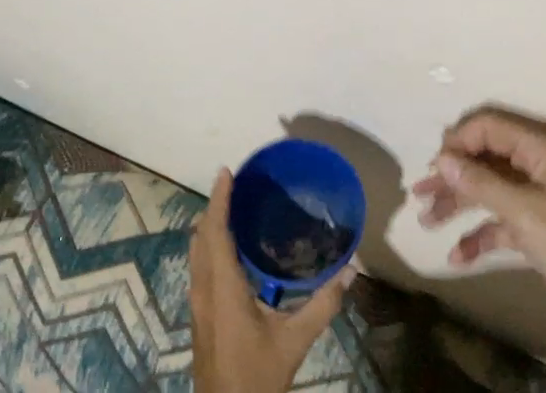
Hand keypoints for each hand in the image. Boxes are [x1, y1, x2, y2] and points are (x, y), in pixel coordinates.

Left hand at [190, 168, 352, 392]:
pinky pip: (199, 266)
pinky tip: (230, 250)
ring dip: (209, 226)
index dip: (219, 199)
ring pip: (196, 251)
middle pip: (200, 236)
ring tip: (232, 208)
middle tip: (235, 185)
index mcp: (222, 287)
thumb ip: (322, 305)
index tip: (226, 172)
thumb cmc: (257, 374)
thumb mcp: (295, 340)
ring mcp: (196, 302)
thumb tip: (349, 271)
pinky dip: (209, 246)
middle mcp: (203, 288)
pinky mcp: (199, 313)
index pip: (215, 232)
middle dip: (214, 207)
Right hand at [413, 106, 545, 334]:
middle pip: (484, 159)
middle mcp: (536, 167)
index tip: (435, 166)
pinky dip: (478, 235)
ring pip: (487, 190)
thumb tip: (442, 159)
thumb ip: (480, 183)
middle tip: (419, 194)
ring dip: (458, 204)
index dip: (459, 141)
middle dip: (452, 175)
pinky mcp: (535, 229)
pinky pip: (498, 223)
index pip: (490, 127)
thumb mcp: (523, 211)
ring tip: (426, 221)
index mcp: (540, 150)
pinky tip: (458, 256)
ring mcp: (536, 198)